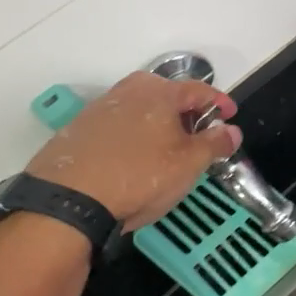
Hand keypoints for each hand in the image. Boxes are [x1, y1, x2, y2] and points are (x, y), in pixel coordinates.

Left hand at [25, 72, 241, 230]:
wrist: (63, 205)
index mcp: (159, 94)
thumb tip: (232, 131)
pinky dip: (127, 136)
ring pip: (135, 108)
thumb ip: (215, 144)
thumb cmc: (139, 177)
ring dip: (153, 121)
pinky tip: (128, 160)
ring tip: (161, 148)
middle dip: (182, 108)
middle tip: (193, 131)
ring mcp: (96, 112)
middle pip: (163, 92)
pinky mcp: (72, 134)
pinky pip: (112, 126)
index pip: (199, 89)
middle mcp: (127, 93)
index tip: (230, 116)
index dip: (219, 102)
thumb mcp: (189, 164)